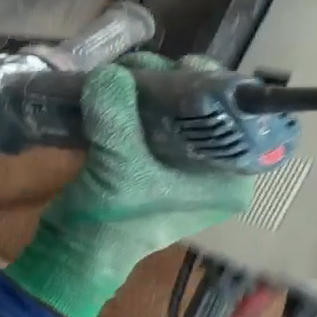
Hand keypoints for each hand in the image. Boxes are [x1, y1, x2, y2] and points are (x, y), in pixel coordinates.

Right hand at [3, 55, 258, 316]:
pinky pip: (142, 124)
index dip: (217, 88)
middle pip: (203, 113)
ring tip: (117, 75)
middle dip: (173, 84)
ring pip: (170, 115)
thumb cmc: (112, 220)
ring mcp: (172, 168)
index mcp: (226, 179)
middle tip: (140, 67)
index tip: (184, 66)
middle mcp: (208, 171)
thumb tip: (109, 72)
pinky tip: (106, 91)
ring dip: (145, 91)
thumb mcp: (118, 167)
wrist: (75, 250)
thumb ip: (115, 118)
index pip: (240, 122)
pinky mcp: (140, 164)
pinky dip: (126, 104)